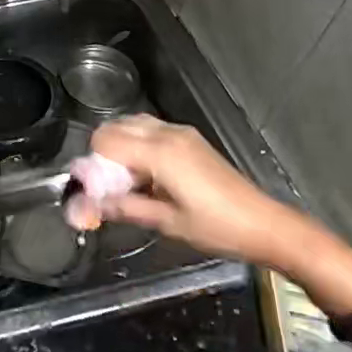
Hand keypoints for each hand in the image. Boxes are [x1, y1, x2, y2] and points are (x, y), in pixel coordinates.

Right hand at [88, 115, 325, 270]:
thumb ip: (125, 208)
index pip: (106, 139)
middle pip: (117, 125)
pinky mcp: (190, 138)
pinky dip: (139, 145)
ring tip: (128, 182)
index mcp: (160, 152)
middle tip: (109, 186)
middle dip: (104, 152)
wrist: (263, 223)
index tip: (94, 189)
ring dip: (122, 146)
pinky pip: (152, 130)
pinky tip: (148, 176)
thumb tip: (88, 206)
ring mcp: (181, 133)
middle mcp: (167, 133)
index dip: (92, 162)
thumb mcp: (166, 223)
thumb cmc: (216, 228)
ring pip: (134, 124)